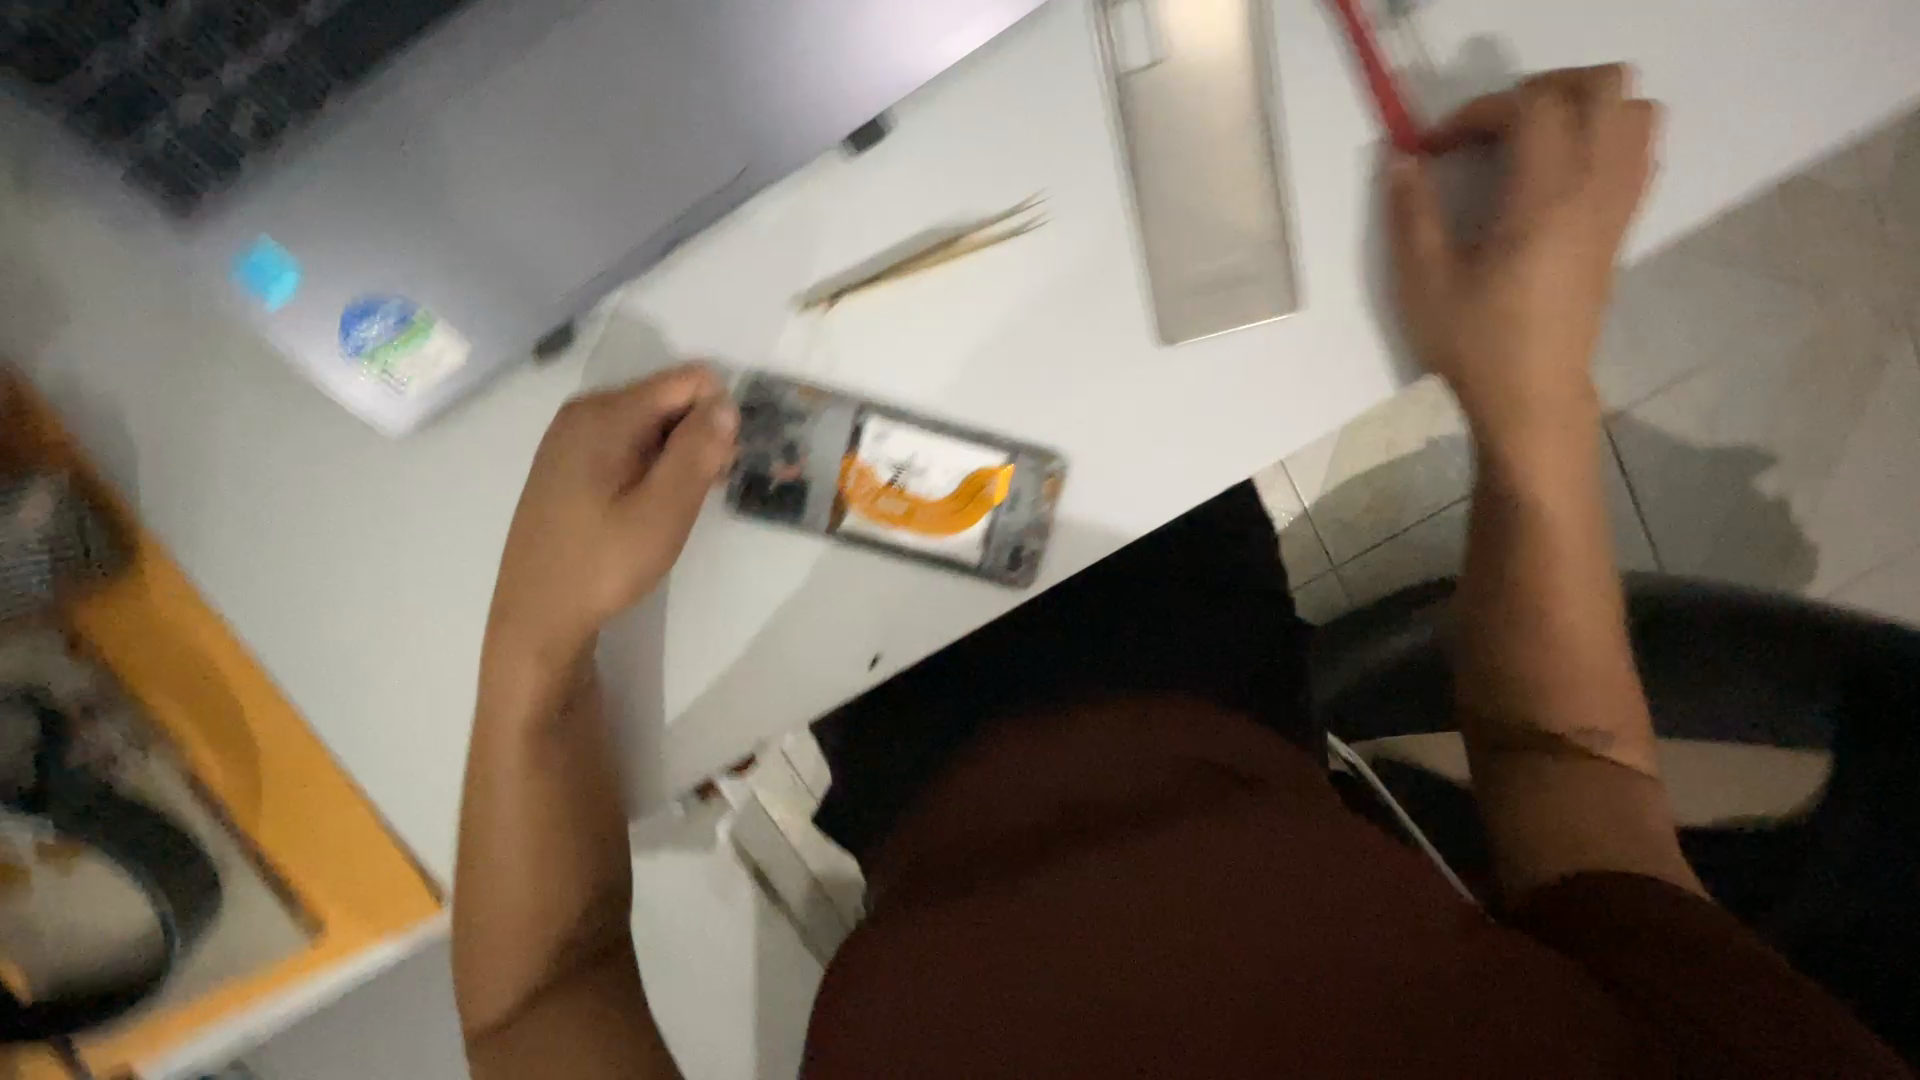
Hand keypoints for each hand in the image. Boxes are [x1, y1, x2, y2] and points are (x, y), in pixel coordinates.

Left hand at [485, 364, 737, 670]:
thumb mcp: (664, 510)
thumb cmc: (604, 563)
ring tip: (676, 506)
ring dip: (680, 455)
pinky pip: (630, 443)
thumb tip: (727, 403)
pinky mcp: (571, 461)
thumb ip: (699, 450)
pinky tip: (651, 506)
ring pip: (653, 424)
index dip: (719, 417)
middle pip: (671, 399)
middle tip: (701, 493)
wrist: (538, 613)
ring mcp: (574, 436)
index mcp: (606, 414)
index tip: (720, 466)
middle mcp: (586, 411)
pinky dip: (654, 465)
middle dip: (701, 436)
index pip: (689, 381)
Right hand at [1387, 65, 1659, 460]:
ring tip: (1526, 142)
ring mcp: (1617, 204)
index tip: (1437, 146)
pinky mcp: (1621, 223)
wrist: (1531, 391)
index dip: (1479, 111)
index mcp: (1544, 199)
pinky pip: (1638, 148)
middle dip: (1539, 91)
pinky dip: (1603, 136)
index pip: (1532, 107)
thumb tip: (1401, 160)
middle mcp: (1595, 187)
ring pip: (1633, 109)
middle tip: (1489, 129)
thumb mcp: (1423, 282)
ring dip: (1580, 107)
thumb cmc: (1473, 342)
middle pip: (1601, 86)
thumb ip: (1412, 213)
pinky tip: (1555, 172)